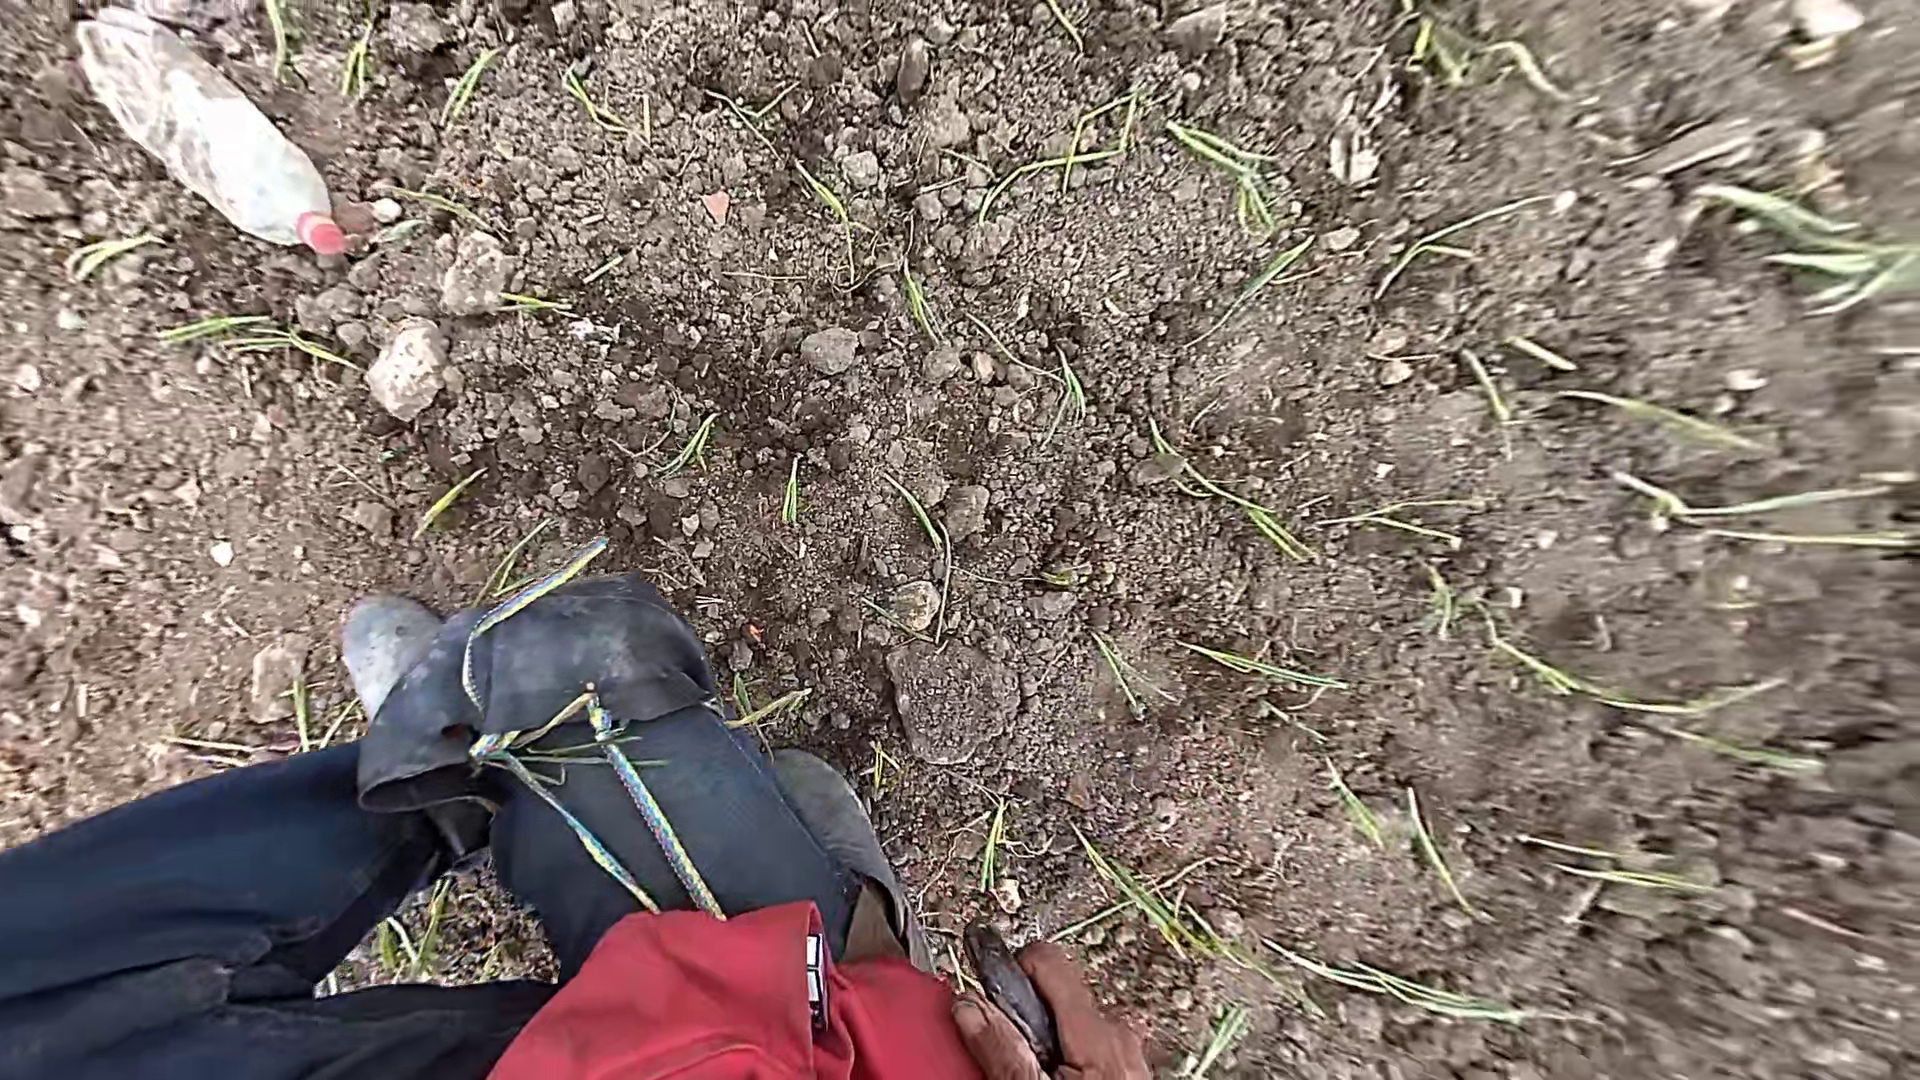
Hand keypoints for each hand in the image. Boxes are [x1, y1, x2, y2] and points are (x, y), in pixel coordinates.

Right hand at [952, 941, 1148, 1079]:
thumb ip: (1002, 1049)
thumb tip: (970, 1006)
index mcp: (1096, 1029)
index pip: (1044, 960)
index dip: (1010, 973)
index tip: (987, 997)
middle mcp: (1116, 1033)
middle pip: (1052, 996)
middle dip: (1024, 1022)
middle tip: (1008, 1062)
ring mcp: (1125, 1056)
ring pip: (1066, 1027)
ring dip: (1042, 1047)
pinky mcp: (1126, 1073)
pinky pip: (1085, 1050)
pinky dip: (1064, 1064)